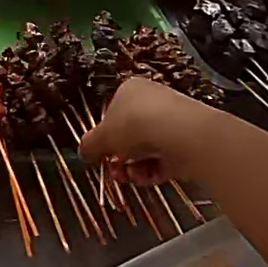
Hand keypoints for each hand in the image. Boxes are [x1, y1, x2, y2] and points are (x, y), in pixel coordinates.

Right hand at [80, 77, 223, 184]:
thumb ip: (89, 146)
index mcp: (130, 89)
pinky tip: (144, 177)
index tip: (99, 153)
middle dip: (119, 156)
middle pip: (130, 133)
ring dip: (133, 167)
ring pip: (145, 150)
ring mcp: (170, 122)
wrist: (179, 133)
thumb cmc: (135, 124)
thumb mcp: (101, 137)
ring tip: (128, 176)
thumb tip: (83, 152)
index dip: (105, 135)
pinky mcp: (184, 142)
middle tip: (113, 170)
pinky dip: (151, 171)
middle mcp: (151, 101)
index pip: (113, 112)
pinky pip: (162, 160)